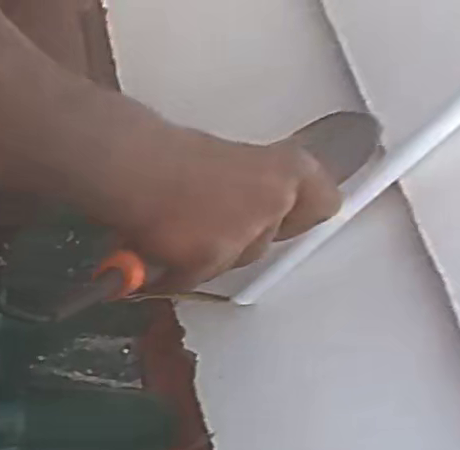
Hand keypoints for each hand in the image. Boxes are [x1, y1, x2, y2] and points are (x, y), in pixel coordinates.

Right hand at [97, 114, 341, 291]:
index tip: (285, 222)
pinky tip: (159, 257)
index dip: (296, 218)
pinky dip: (174, 275)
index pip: (322, 206)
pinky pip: (193, 280)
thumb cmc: (169, 159)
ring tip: (177, 240)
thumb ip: (252, 186)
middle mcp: (274, 202)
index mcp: (288, 168)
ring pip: (228, 264)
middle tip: (208, 231)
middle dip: (236, 243)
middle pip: (264, 243)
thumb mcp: (231, 161)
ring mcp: (242, 235)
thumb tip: (244, 206)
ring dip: (204, 260)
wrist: (137, 172)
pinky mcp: (208, 259)